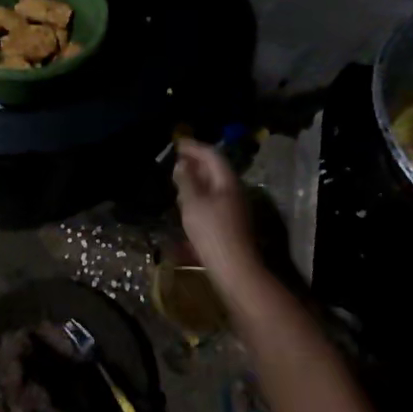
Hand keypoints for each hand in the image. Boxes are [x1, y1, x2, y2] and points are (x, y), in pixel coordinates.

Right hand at [173, 139, 261, 277]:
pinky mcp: (231, 222)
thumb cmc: (212, 232)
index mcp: (228, 181)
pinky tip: (188, 204)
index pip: (212, 155)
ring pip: (214, 186)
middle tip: (177, 160)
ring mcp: (235, 207)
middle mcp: (235, 190)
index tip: (178, 143)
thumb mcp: (193, 203)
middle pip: (215, 170)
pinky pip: (214, 200)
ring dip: (197, 180)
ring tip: (179, 180)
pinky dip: (199, 196)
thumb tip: (182, 163)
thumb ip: (186, 181)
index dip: (194, 147)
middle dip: (196, 163)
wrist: (234, 268)